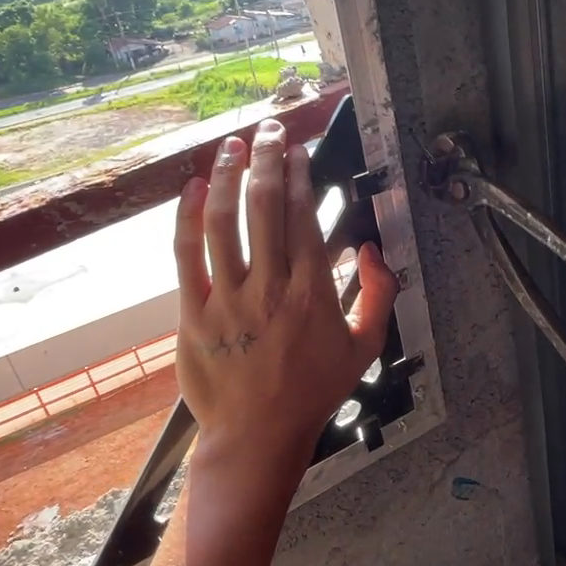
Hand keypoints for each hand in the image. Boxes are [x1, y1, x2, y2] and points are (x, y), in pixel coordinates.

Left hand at [174, 118, 396, 511]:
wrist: (257, 436)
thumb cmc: (313, 393)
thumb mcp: (365, 349)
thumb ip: (378, 296)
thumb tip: (370, 250)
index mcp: (311, 293)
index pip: (303, 219)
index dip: (300, 177)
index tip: (297, 150)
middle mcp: (270, 287)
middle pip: (266, 208)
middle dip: (269, 160)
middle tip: (270, 128)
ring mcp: (228, 299)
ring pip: (224, 222)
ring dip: (229, 176)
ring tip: (233, 144)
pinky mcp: (193, 314)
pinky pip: (187, 256)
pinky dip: (188, 218)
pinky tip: (194, 188)